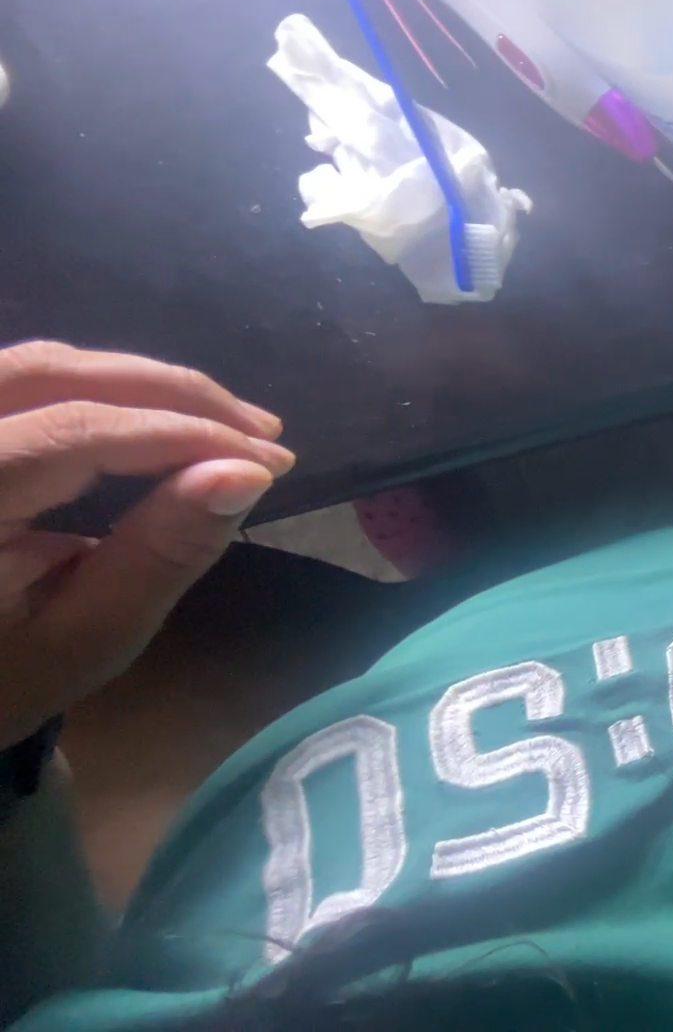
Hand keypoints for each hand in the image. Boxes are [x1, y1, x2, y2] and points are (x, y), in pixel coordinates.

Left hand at [0, 342, 294, 747]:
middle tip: (262, 430)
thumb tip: (249, 474)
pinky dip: (103, 389)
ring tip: (225, 421)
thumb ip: (162, 552)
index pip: (73, 433)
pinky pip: (19, 382)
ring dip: (143, 384)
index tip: (274, 462)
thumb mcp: (91, 633)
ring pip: (32, 365)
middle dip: (171, 392)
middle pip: (45, 374)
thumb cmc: (3, 677)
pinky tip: (161, 416)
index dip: (185, 434)